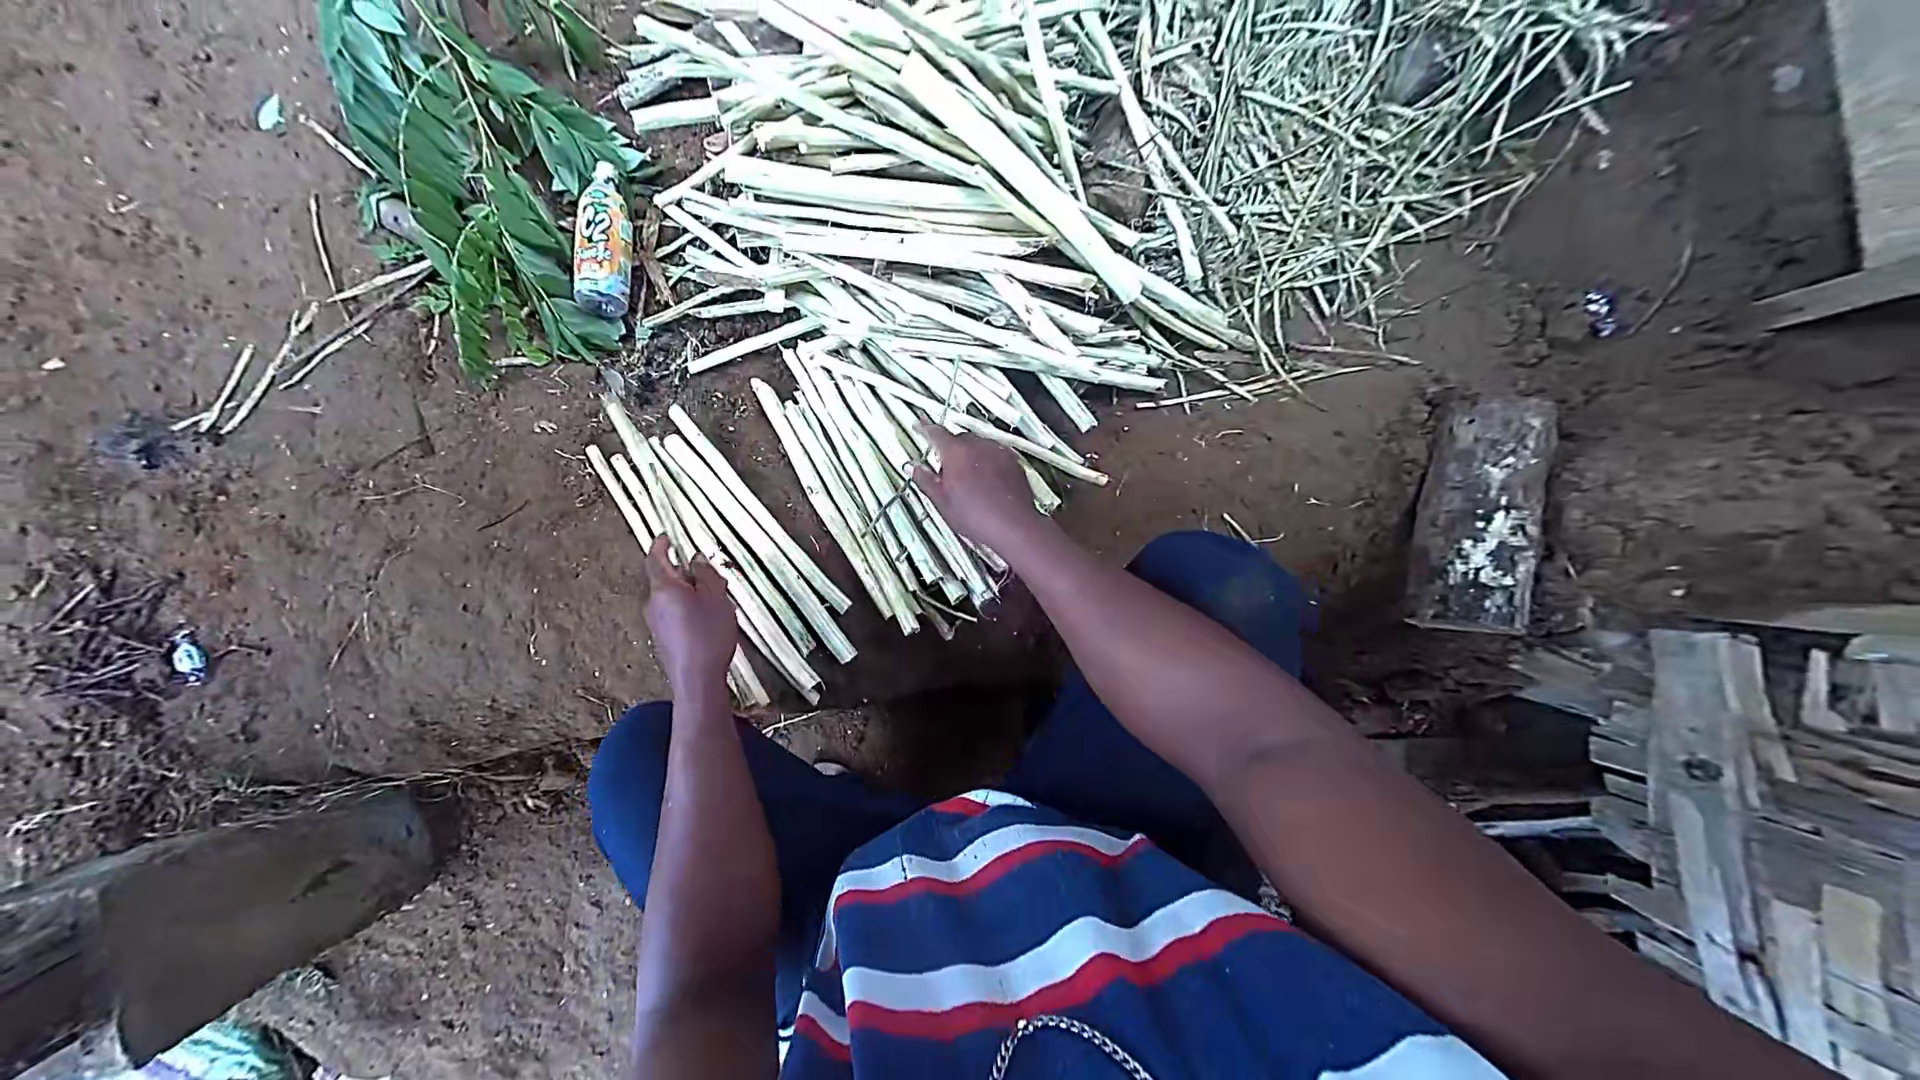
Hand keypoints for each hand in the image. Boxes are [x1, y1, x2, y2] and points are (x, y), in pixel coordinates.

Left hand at [644, 536, 737, 695]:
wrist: (697, 679)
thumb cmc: (707, 636)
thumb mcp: (715, 597)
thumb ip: (706, 574)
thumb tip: (698, 560)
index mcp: (664, 588)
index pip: (656, 559)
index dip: (661, 545)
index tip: (666, 537)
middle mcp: (654, 603)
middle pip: (666, 578)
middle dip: (686, 572)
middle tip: (708, 570)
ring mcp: (657, 623)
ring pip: (672, 597)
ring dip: (690, 592)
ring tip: (715, 598)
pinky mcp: (665, 638)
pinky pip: (675, 614)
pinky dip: (689, 609)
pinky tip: (709, 619)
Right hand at [912, 427, 1045, 550]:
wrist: (1012, 526)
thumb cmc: (979, 516)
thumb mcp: (942, 501)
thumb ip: (926, 480)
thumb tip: (914, 469)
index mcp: (956, 452)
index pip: (935, 433)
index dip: (925, 429)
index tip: (920, 425)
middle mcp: (979, 446)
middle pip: (959, 439)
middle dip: (951, 451)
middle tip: (946, 472)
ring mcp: (999, 452)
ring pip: (979, 446)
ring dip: (971, 457)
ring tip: (969, 483)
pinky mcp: (1014, 462)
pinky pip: (996, 456)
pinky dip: (989, 464)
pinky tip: (987, 484)